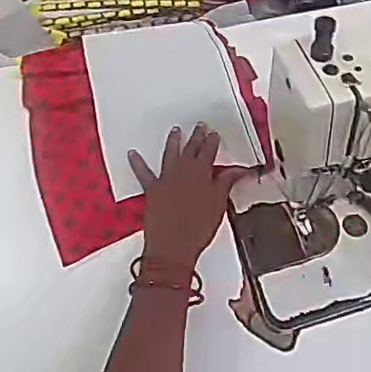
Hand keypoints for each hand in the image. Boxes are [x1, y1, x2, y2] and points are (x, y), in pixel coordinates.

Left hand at [129, 124, 248, 279]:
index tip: (214, 134)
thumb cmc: (198, 228)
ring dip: (173, 141)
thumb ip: (226, 183)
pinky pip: (143, 173)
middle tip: (200, 126)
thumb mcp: (219, 204)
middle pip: (191, 149)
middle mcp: (183, 171)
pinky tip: (132, 154)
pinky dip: (137, 163)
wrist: (173, 245)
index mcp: (202, 173)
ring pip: (170, 154)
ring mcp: (166, 178)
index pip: (209, 151)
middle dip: (196, 136)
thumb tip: (238, 170)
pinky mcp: (152, 189)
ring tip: (175, 131)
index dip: (212, 141)